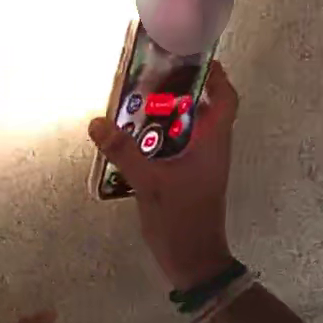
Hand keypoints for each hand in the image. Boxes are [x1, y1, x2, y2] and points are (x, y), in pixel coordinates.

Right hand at [88, 60, 239, 287]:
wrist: (193, 263)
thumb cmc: (180, 221)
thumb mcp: (150, 184)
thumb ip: (124, 152)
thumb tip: (97, 123)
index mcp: (213, 144)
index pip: (225, 99)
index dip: (214, 76)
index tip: (192, 60)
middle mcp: (212, 152)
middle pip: (203, 111)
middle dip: (181, 94)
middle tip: (152, 81)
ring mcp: (202, 169)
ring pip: (189, 133)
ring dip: (168, 120)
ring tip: (139, 108)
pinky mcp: (190, 184)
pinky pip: (178, 152)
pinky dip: (162, 143)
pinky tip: (138, 144)